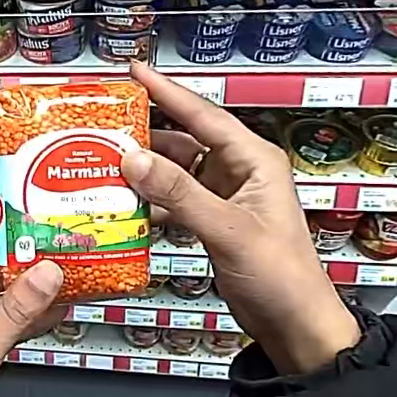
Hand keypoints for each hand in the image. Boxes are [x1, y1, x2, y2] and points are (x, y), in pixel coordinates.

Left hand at [0, 234, 63, 396]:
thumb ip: (14, 313)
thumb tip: (47, 271)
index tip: (29, 223)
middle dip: (20, 265)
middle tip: (56, 246)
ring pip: (0, 303)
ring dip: (29, 291)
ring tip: (65, 272)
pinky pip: (8, 326)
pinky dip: (30, 318)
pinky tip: (58, 307)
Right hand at [123, 62, 360, 374]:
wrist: (293, 325)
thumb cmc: (279, 275)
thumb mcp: (228, 229)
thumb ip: (180, 193)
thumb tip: (134, 158)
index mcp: (253, 160)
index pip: (203, 115)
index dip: (167, 91)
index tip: (135, 72)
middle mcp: (236, 171)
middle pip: (183, 140)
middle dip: (145, 133)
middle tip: (104, 124)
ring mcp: (222, 196)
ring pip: (174, 171)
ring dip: (143, 170)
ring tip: (103, 163)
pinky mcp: (210, 220)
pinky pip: (173, 199)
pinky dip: (150, 200)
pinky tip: (124, 204)